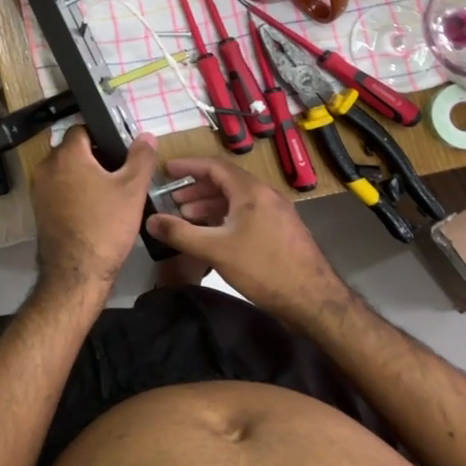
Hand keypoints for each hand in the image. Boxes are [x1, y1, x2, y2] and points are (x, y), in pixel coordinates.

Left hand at [29, 127, 156, 296]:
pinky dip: (73, 191)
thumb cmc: (106, 225)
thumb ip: (141, 158)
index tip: (119, 149)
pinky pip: (58, 189)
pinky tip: (93, 207)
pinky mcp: (39, 208)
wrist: (77, 271)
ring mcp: (39, 189)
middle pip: (72, 150)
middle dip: (93, 156)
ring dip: (83, 175)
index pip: (81, 129)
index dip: (101, 135)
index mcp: (66, 155)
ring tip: (108, 191)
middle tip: (118, 172)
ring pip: (64, 171)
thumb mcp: (132, 190)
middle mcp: (46, 167)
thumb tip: (146, 135)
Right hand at [144, 157, 350, 325]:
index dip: (188, 166)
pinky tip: (213, 233)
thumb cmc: (263, 268)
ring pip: (237, 199)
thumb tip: (150, 220)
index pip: (214, 166)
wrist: (315, 300)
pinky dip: (225, 216)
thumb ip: (180, 233)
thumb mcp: (215, 250)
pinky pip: (247, 213)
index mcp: (251, 191)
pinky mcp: (281, 231)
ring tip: (188, 217)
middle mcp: (265, 195)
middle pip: (226, 181)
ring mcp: (276, 213)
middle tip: (173, 199)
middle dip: (197, 188)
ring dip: (210, 204)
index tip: (166, 169)